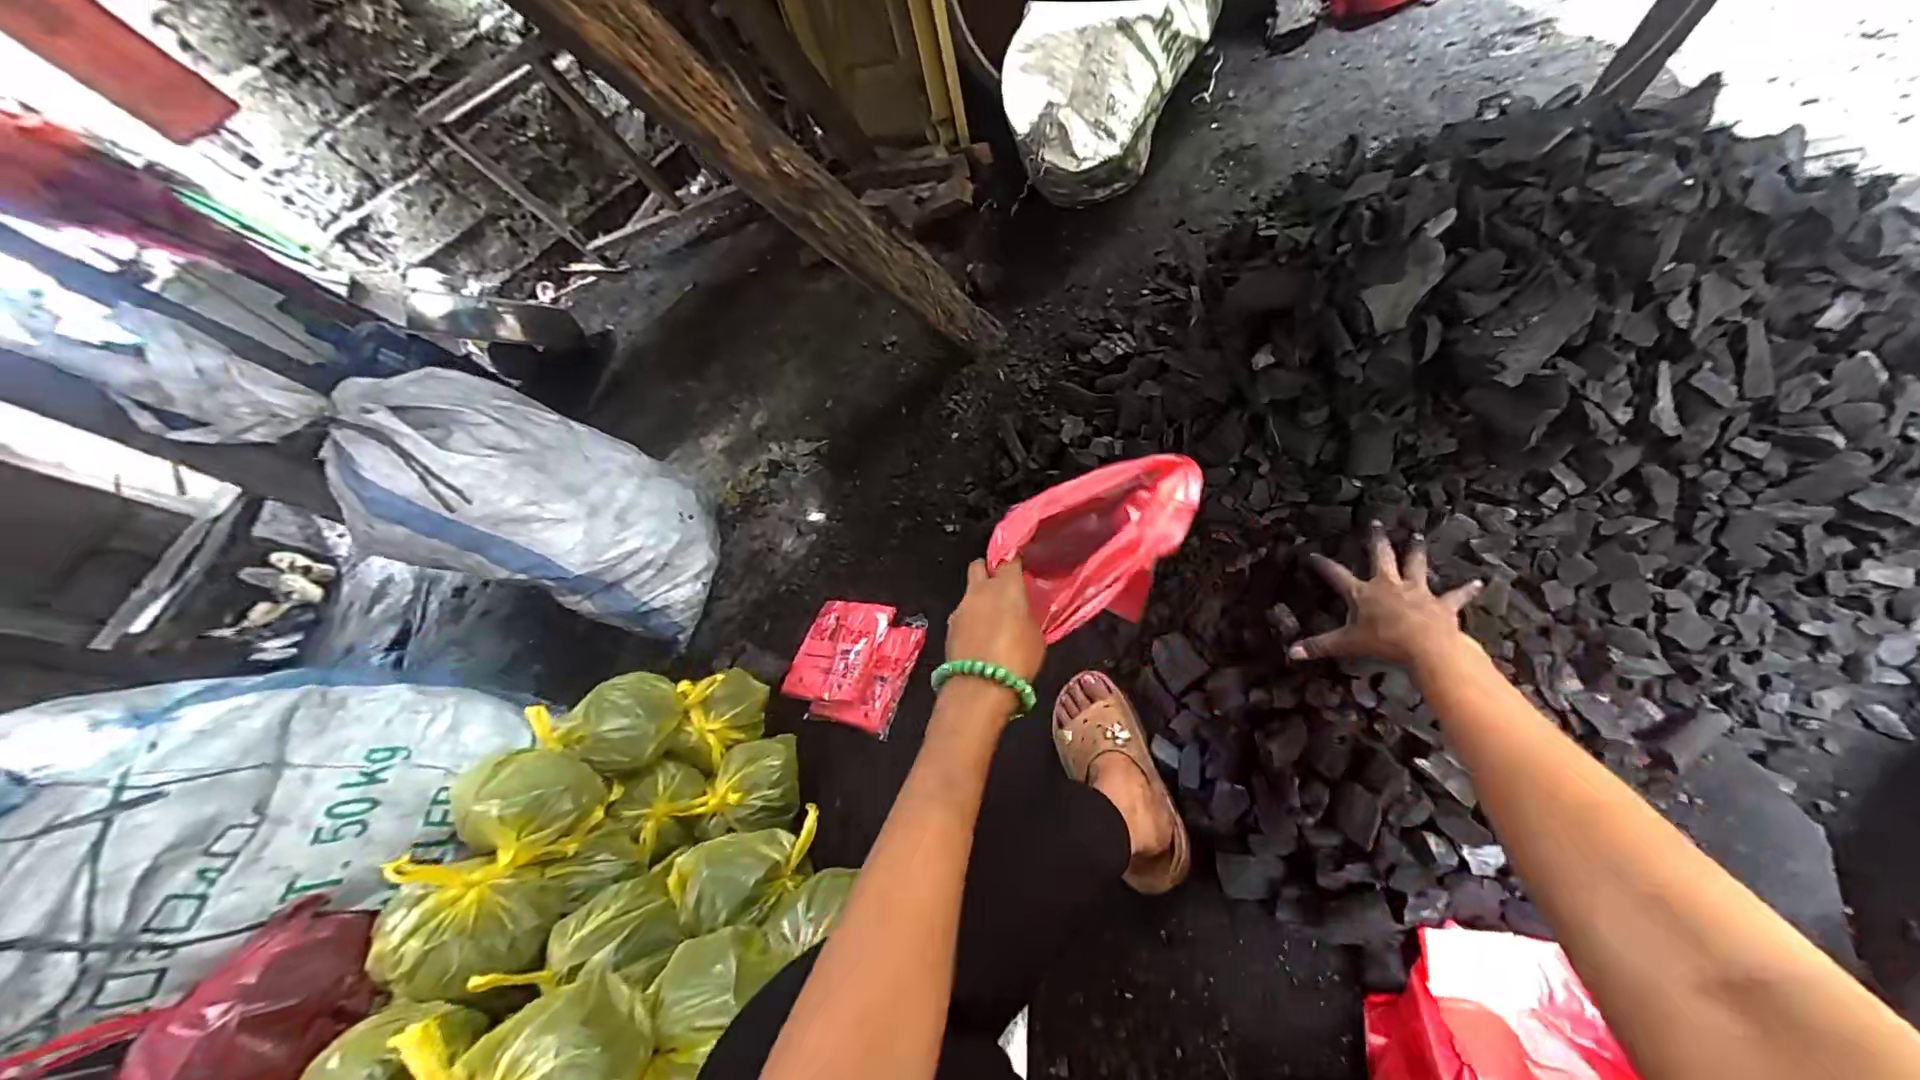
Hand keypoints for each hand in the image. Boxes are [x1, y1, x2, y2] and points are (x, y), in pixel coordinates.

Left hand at [946, 557, 1045, 682]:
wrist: (979, 686)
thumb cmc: (1017, 658)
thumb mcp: (1036, 636)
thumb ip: (1028, 616)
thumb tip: (1021, 612)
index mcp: (1006, 586)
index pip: (1010, 560)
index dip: (1015, 563)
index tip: (1020, 569)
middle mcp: (979, 590)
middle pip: (979, 566)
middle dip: (988, 571)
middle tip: (1000, 588)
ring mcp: (960, 607)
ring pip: (969, 592)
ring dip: (979, 599)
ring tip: (992, 620)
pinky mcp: (949, 627)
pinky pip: (962, 614)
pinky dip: (970, 619)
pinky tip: (979, 637)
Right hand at [1289, 523, 1483, 667]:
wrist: (1424, 646)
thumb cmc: (1382, 642)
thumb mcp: (1345, 644)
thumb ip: (1318, 646)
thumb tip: (1290, 653)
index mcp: (1363, 593)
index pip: (1336, 575)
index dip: (1323, 565)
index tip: (1312, 554)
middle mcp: (1388, 584)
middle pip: (1381, 557)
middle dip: (1377, 540)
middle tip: (1377, 523)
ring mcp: (1416, 591)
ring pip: (1415, 564)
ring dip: (1416, 550)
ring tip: (1417, 535)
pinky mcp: (1441, 603)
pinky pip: (1456, 595)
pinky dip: (1467, 589)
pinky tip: (1479, 582)